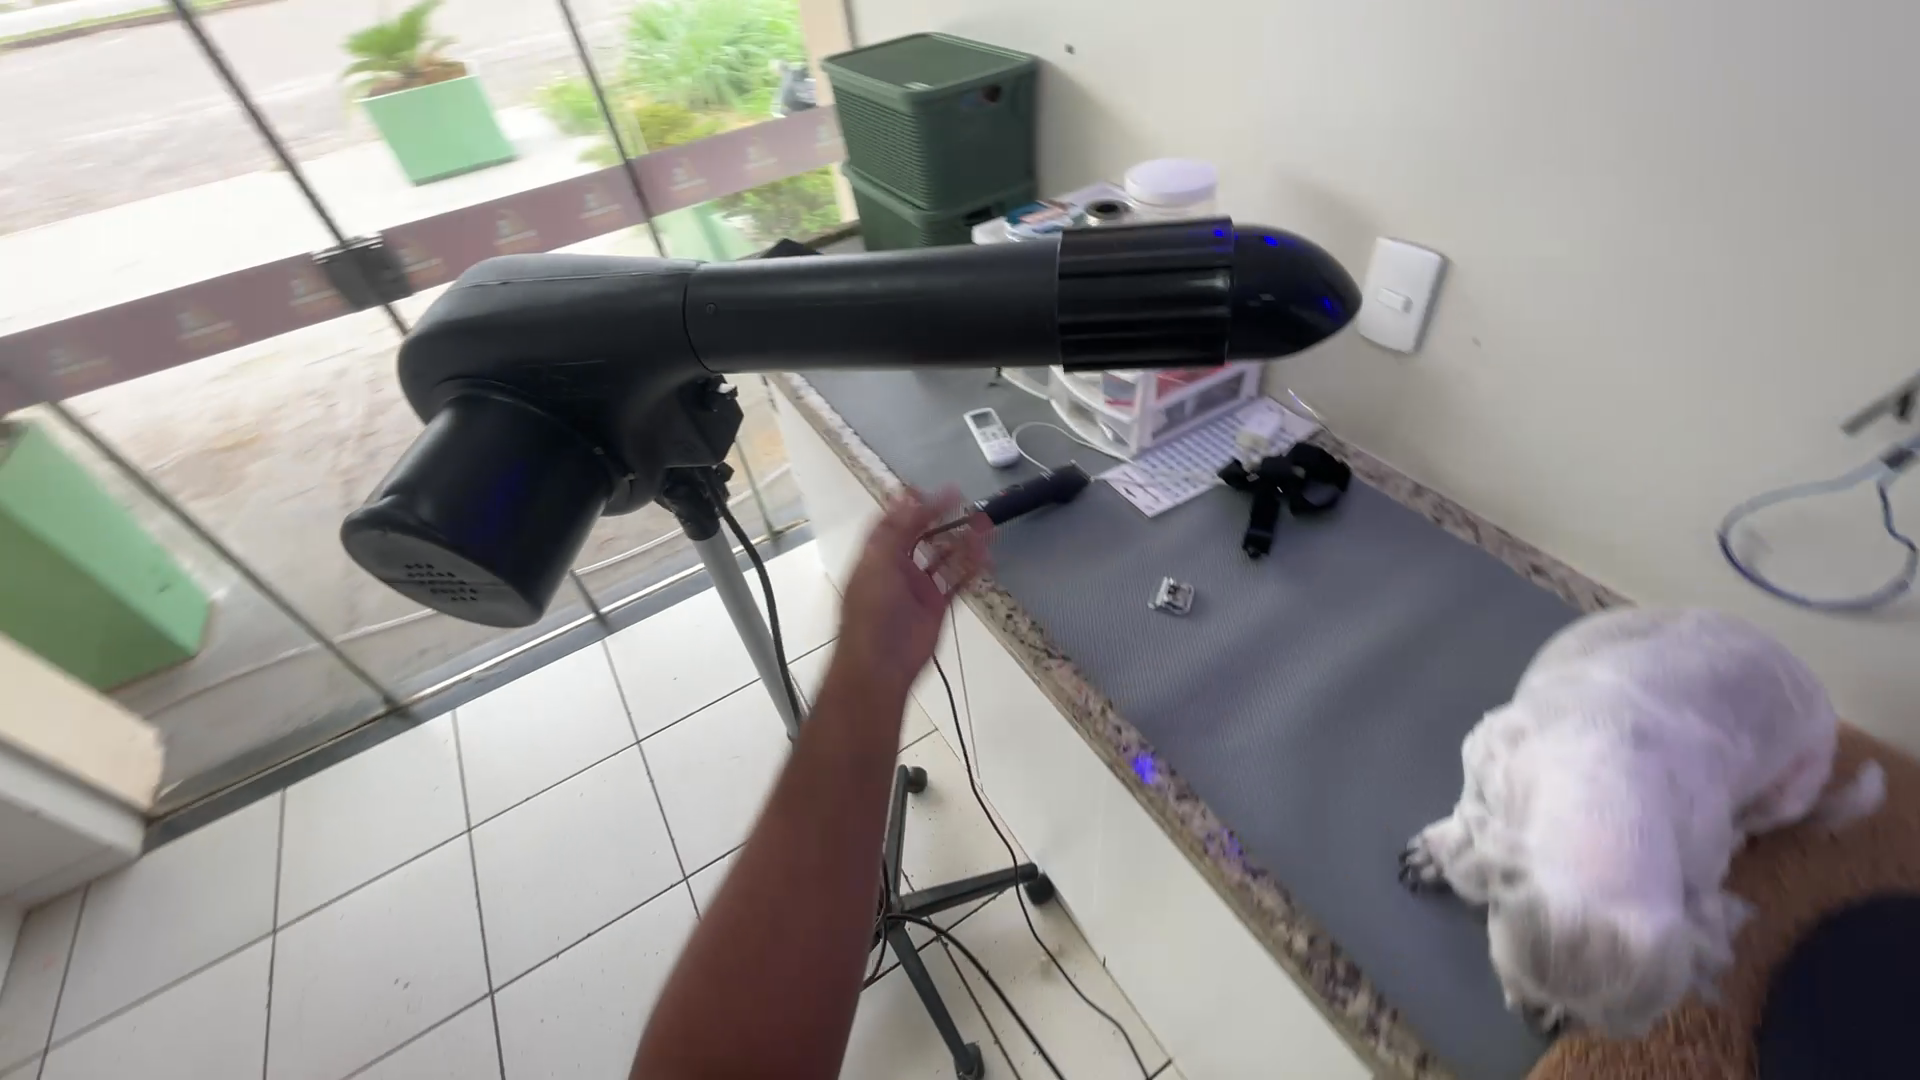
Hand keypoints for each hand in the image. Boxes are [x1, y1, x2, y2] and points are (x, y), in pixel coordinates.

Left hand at [834, 488, 990, 698]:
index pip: (897, 523)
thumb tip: (907, 495)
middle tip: (968, 504)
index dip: (916, 505)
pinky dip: (971, 569)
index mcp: (878, 556)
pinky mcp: (936, 606)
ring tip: (986, 524)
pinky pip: (956, 582)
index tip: (939, 490)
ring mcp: (918, 588)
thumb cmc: (872, 613)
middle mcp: (898, 568)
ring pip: (945, 557)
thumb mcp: (878, 564)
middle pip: (924, 536)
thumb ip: (895, 530)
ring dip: (964, 541)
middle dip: (944, 519)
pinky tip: (987, 556)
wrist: (880, 665)